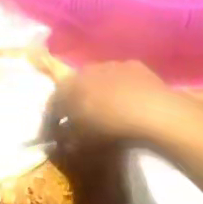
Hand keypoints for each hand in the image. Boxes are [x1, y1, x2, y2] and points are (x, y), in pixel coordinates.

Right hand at [49, 61, 201, 147]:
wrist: (151, 110)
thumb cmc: (109, 127)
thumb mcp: (82, 139)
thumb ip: (66, 137)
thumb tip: (59, 139)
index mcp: (67, 88)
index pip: (52, 104)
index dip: (51, 121)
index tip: (53, 136)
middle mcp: (84, 70)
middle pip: (74, 88)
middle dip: (73, 103)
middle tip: (76, 121)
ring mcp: (110, 64)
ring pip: (97, 80)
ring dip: (96, 93)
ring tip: (104, 110)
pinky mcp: (133, 65)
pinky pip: (120, 78)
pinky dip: (118, 88)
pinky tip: (126, 102)